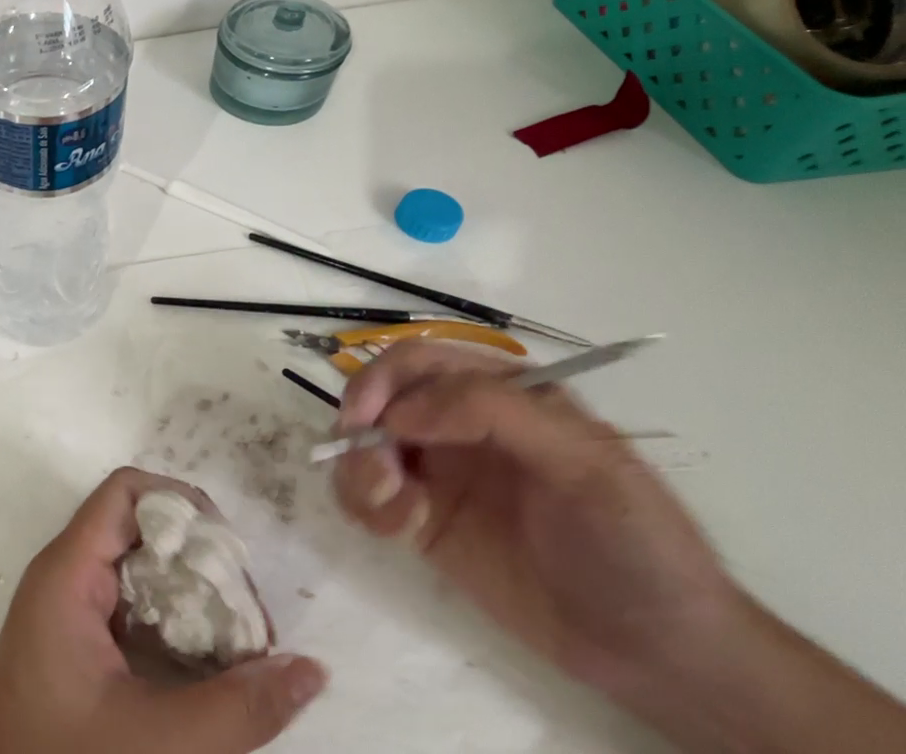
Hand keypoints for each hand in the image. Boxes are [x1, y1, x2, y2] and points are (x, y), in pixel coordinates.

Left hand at [0, 467, 327, 753]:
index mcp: (68, 574)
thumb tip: (311, 669)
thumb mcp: (157, 741)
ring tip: (242, 652)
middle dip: (202, 565)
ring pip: (142, 574)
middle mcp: (66, 578)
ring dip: (194, 602)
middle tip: (250, 624)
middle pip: (142, 531)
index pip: (126, 492)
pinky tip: (210, 674)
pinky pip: (134, 612)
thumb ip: (238, 708)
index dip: (183, 507)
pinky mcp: (77, 644)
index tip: (230, 560)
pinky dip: (175, 630)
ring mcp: (70, 611)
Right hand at [332, 341, 905, 751]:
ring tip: (390, 513)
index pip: (420, 362)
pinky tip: (398, 531)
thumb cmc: (632, 542)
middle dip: (361, 428)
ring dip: (357, 470)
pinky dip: (362, 505)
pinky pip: (364, 492)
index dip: (383, 382)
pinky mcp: (419, 517)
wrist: (651, 648)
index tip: (368, 424)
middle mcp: (461, 423)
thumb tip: (398, 412)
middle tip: (376, 476)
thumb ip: (494, 413)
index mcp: (505, 394)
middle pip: (378, 398)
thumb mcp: (583, 462)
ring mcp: (438, 471)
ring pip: (361, 444)